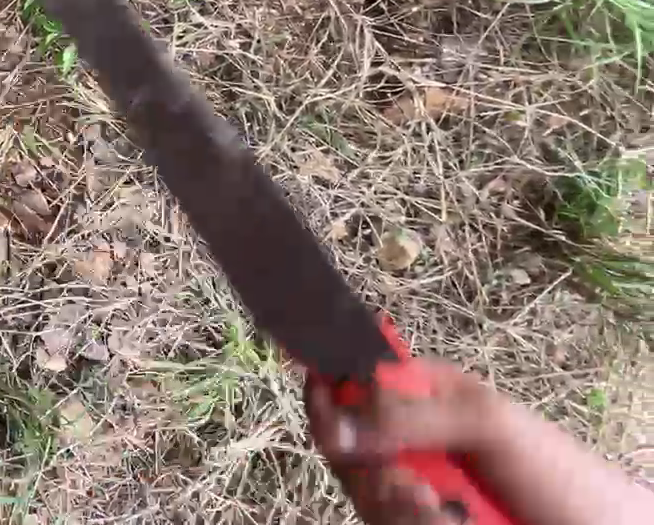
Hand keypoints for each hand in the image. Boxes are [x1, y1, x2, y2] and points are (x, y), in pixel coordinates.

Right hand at [306, 360, 497, 524]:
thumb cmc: (568, 478)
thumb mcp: (489, 424)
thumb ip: (407, 412)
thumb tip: (332, 423)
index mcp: (414, 394)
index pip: (342, 377)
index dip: (320, 388)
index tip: (322, 404)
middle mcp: (401, 437)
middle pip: (336, 438)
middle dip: (358, 460)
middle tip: (401, 479)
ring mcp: (410, 485)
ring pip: (358, 486)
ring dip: (390, 502)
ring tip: (435, 512)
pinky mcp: (417, 522)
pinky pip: (385, 518)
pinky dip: (404, 521)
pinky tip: (437, 522)